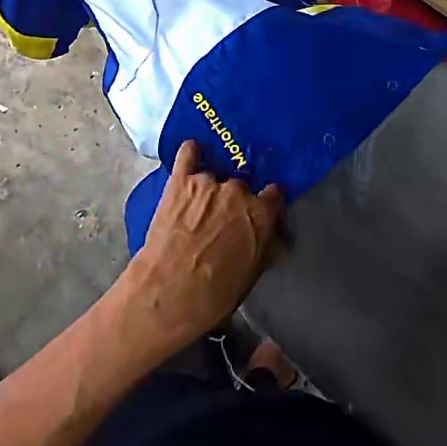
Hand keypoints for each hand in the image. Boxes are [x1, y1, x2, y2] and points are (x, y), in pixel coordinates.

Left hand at [112, 141, 282, 356]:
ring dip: (210, 190)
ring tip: (198, 208)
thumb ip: (267, 246)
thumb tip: (279, 238)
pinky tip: (193, 151)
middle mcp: (239, 191)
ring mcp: (209, 182)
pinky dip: (192, 153)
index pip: (274, 195)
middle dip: (235, 201)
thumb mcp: (252, 274)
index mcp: (262, 213)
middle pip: (242, 187)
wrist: (167, 294)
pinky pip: (189, 154)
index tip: (260, 213)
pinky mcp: (181, 181)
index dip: (266, 204)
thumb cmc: (213, 294)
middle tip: (223, 221)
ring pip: (215, 177)